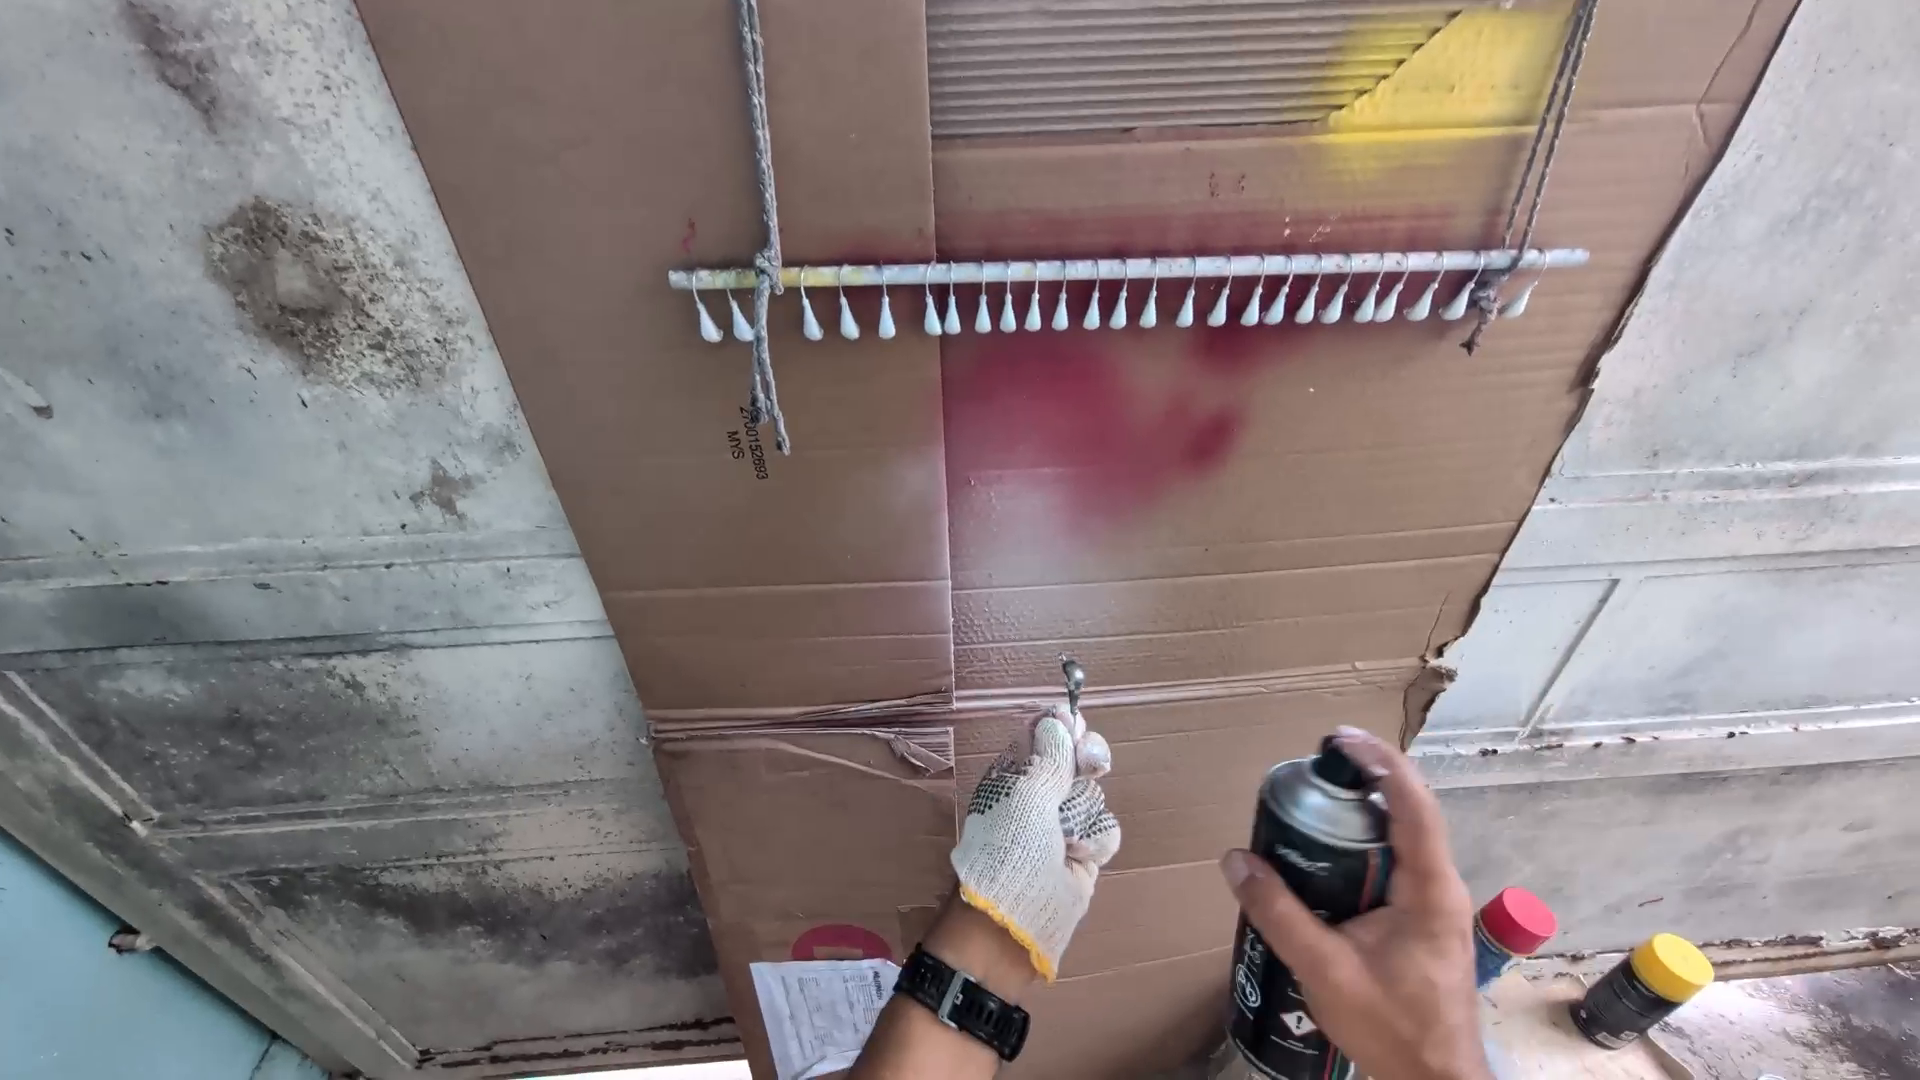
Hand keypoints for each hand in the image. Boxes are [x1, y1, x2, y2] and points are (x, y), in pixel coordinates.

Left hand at [949, 704, 1119, 981]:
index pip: (1044, 733)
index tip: (1075, 721)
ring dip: (1084, 813)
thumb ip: (1050, 755)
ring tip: (1066, 838)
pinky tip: (1080, 857)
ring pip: (1095, 794)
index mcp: (1015, 773)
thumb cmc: (1010, 850)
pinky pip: (1106, 827)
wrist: (1014, 922)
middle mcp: (1040, 793)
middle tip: (1089, 767)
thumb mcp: (1027, 794)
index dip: (1062, 725)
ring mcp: (1063, 823)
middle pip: (1078, 756)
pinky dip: (1097, 841)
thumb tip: (1058, 718)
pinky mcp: (1084, 852)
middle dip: (1087, 760)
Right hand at [1220, 726, 1490, 1079]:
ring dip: (1358, 811)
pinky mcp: (1420, 919)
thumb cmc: (1393, 1030)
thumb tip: (1235, 859)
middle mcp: (1438, 886)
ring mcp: (1433, 903)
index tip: (1337, 739)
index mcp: (1429, 890)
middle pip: (1406, 812)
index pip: (1413, 806)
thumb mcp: (1325, 969)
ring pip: (1398, 837)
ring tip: (1309, 803)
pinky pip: (1391, 862)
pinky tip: (1323, 855)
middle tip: (1310, 770)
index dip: (1380, 763)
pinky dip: (1359, 842)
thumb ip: (1278, 913)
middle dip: (1360, 780)